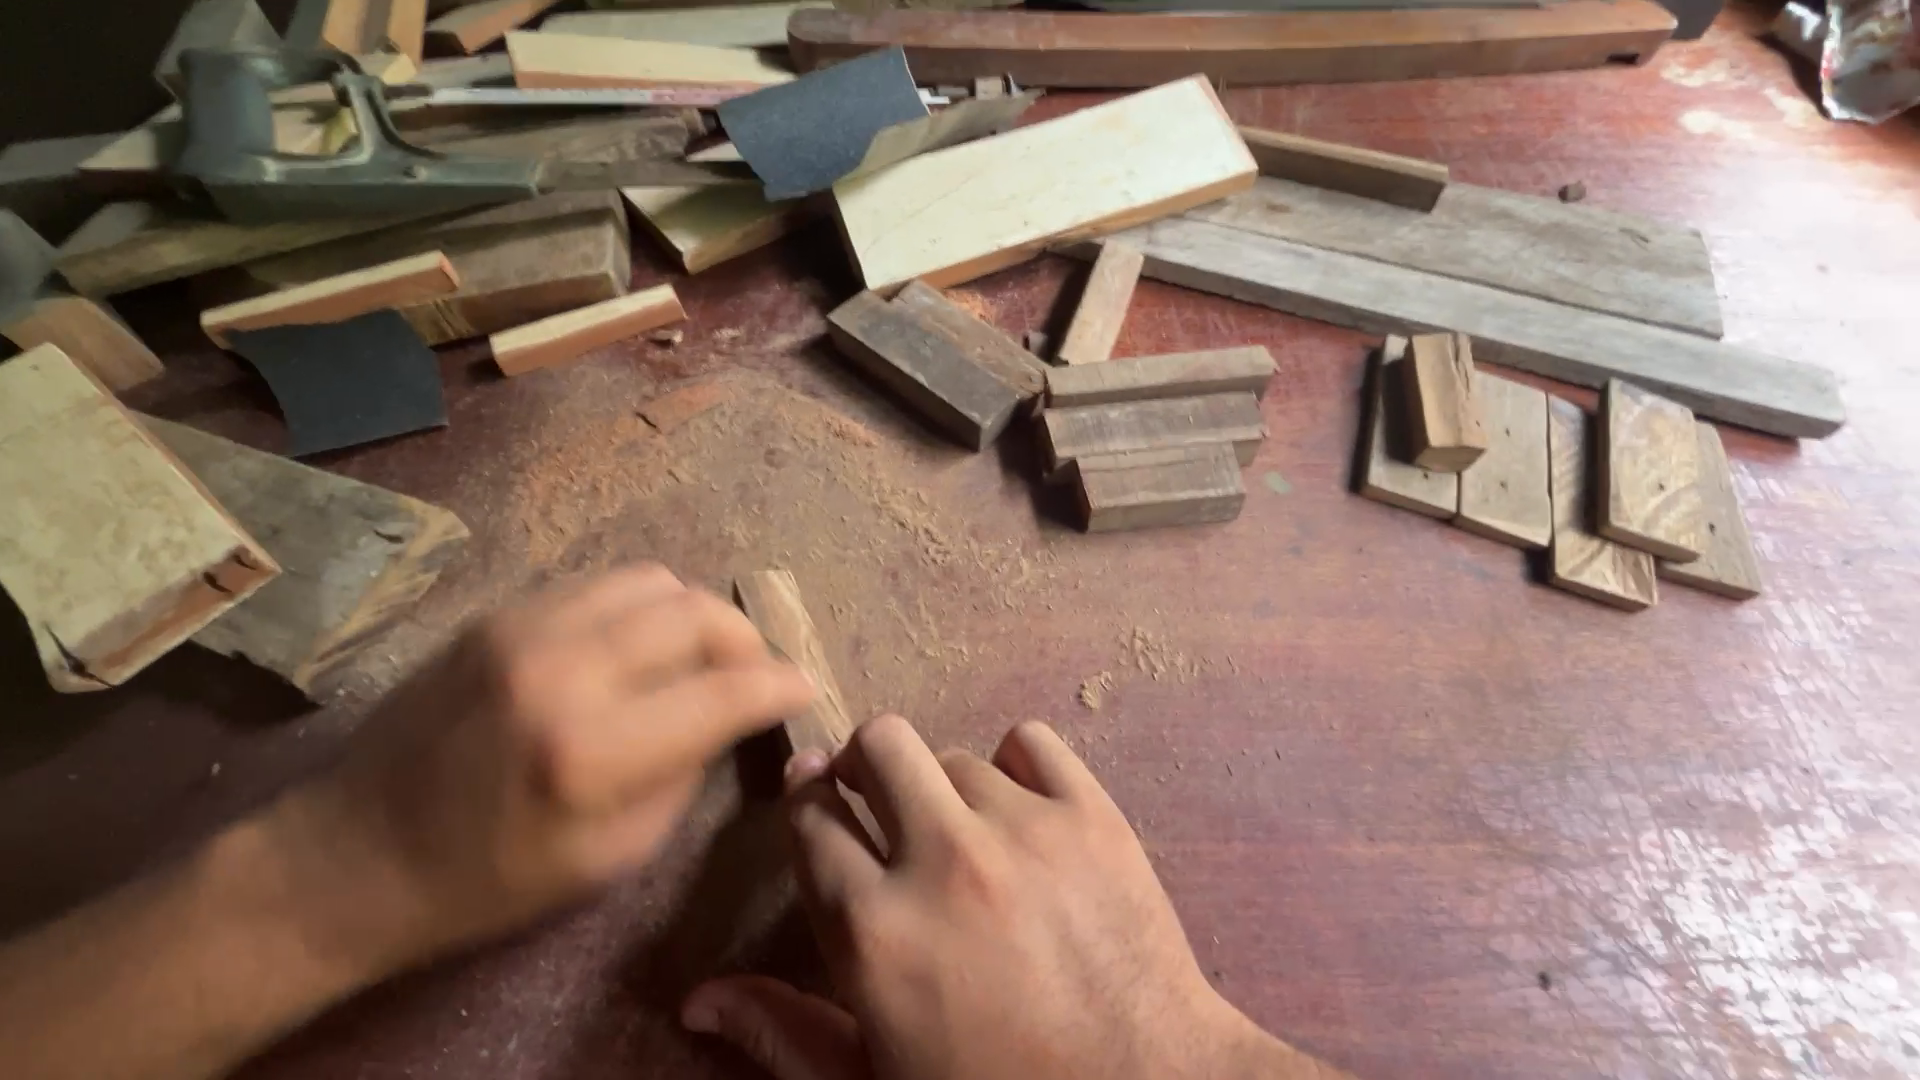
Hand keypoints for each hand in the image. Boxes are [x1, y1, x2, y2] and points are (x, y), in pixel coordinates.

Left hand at [264, 564, 815, 980]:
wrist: (356, 852)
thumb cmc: (496, 875)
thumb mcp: (619, 850)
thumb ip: (689, 767)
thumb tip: (733, 709)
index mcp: (592, 750)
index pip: (727, 691)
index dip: (782, 685)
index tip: (803, 687)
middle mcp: (563, 668)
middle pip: (697, 612)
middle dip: (747, 639)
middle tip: (753, 672)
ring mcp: (524, 626)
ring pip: (655, 580)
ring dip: (696, 615)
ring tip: (698, 654)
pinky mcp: (501, 611)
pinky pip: (604, 584)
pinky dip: (644, 608)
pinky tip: (639, 645)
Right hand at [682, 717, 1296, 1079]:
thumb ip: (786, 1035)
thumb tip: (699, 998)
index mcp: (876, 932)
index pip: (812, 819)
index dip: (809, 805)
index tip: (819, 805)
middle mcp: (942, 862)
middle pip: (876, 743)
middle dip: (863, 762)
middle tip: (877, 797)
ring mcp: (1022, 830)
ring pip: (952, 753)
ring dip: (945, 787)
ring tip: (965, 833)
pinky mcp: (1090, 814)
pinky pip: (1030, 739)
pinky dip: (1019, 763)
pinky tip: (1020, 807)